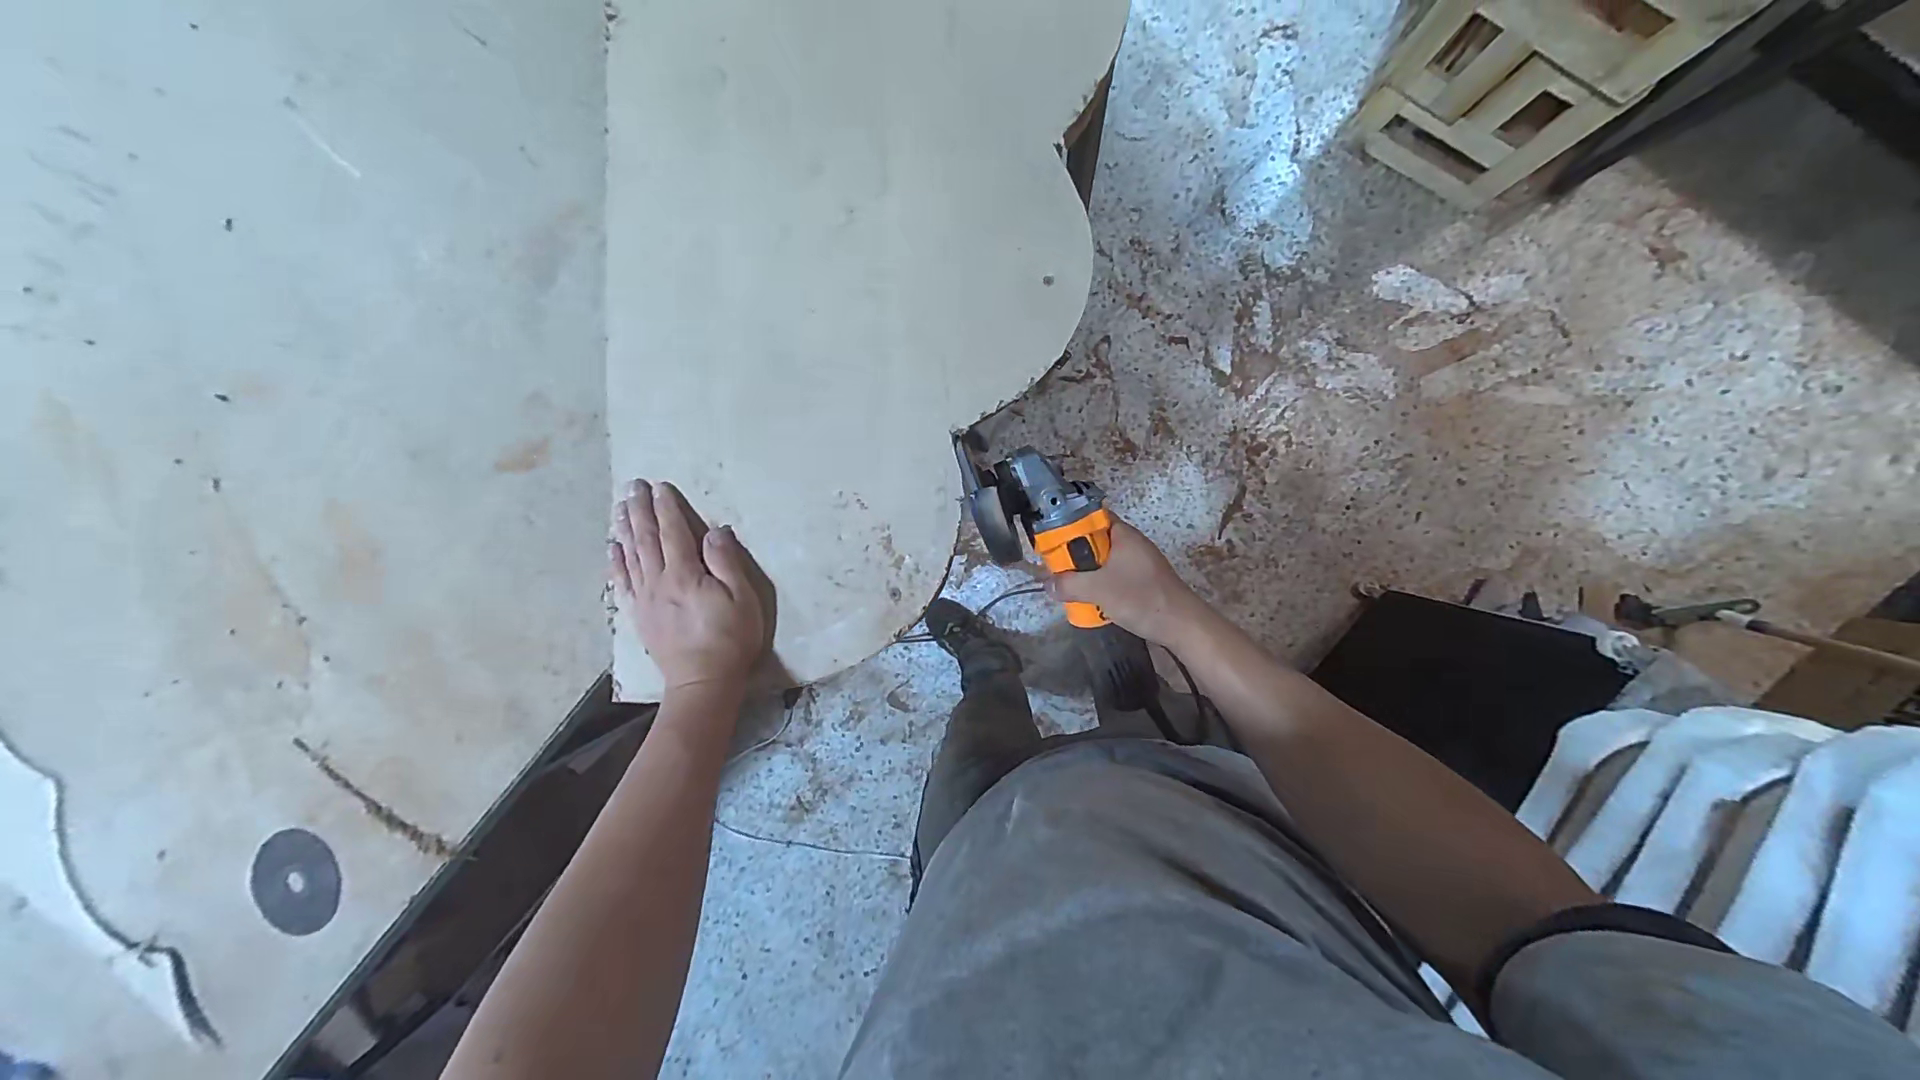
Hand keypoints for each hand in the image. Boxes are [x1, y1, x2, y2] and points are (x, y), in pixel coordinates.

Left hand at [610, 480, 768, 694]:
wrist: (703, 681)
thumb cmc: (730, 638)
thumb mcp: (742, 598)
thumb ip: (725, 562)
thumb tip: (714, 531)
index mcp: (685, 574)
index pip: (673, 532)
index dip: (667, 508)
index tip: (660, 486)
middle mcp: (658, 581)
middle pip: (645, 538)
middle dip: (640, 510)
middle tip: (633, 486)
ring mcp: (644, 598)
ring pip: (629, 555)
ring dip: (624, 528)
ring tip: (619, 506)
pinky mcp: (639, 614)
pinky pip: (622, 582)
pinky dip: (615, 561)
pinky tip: (612, 547)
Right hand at [1049, 519, 1210, 648]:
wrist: (1182, 626)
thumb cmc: (1141, 598)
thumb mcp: (1098, 589)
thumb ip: (1068, 584)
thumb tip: (1047, 584)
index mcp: (1123, 535)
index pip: (1090, 518)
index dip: (1068, 527)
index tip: (1051, 544)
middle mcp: (1131, 544)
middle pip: (1093, 542)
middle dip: (1074, 558)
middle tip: (1058, 572)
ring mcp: (1137, 564)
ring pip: (1102, 563)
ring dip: (1086, 576)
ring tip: (1071, 590)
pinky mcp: (1141, 583)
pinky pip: (1112, 578)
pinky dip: (1100, 588)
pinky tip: (1092, 603)